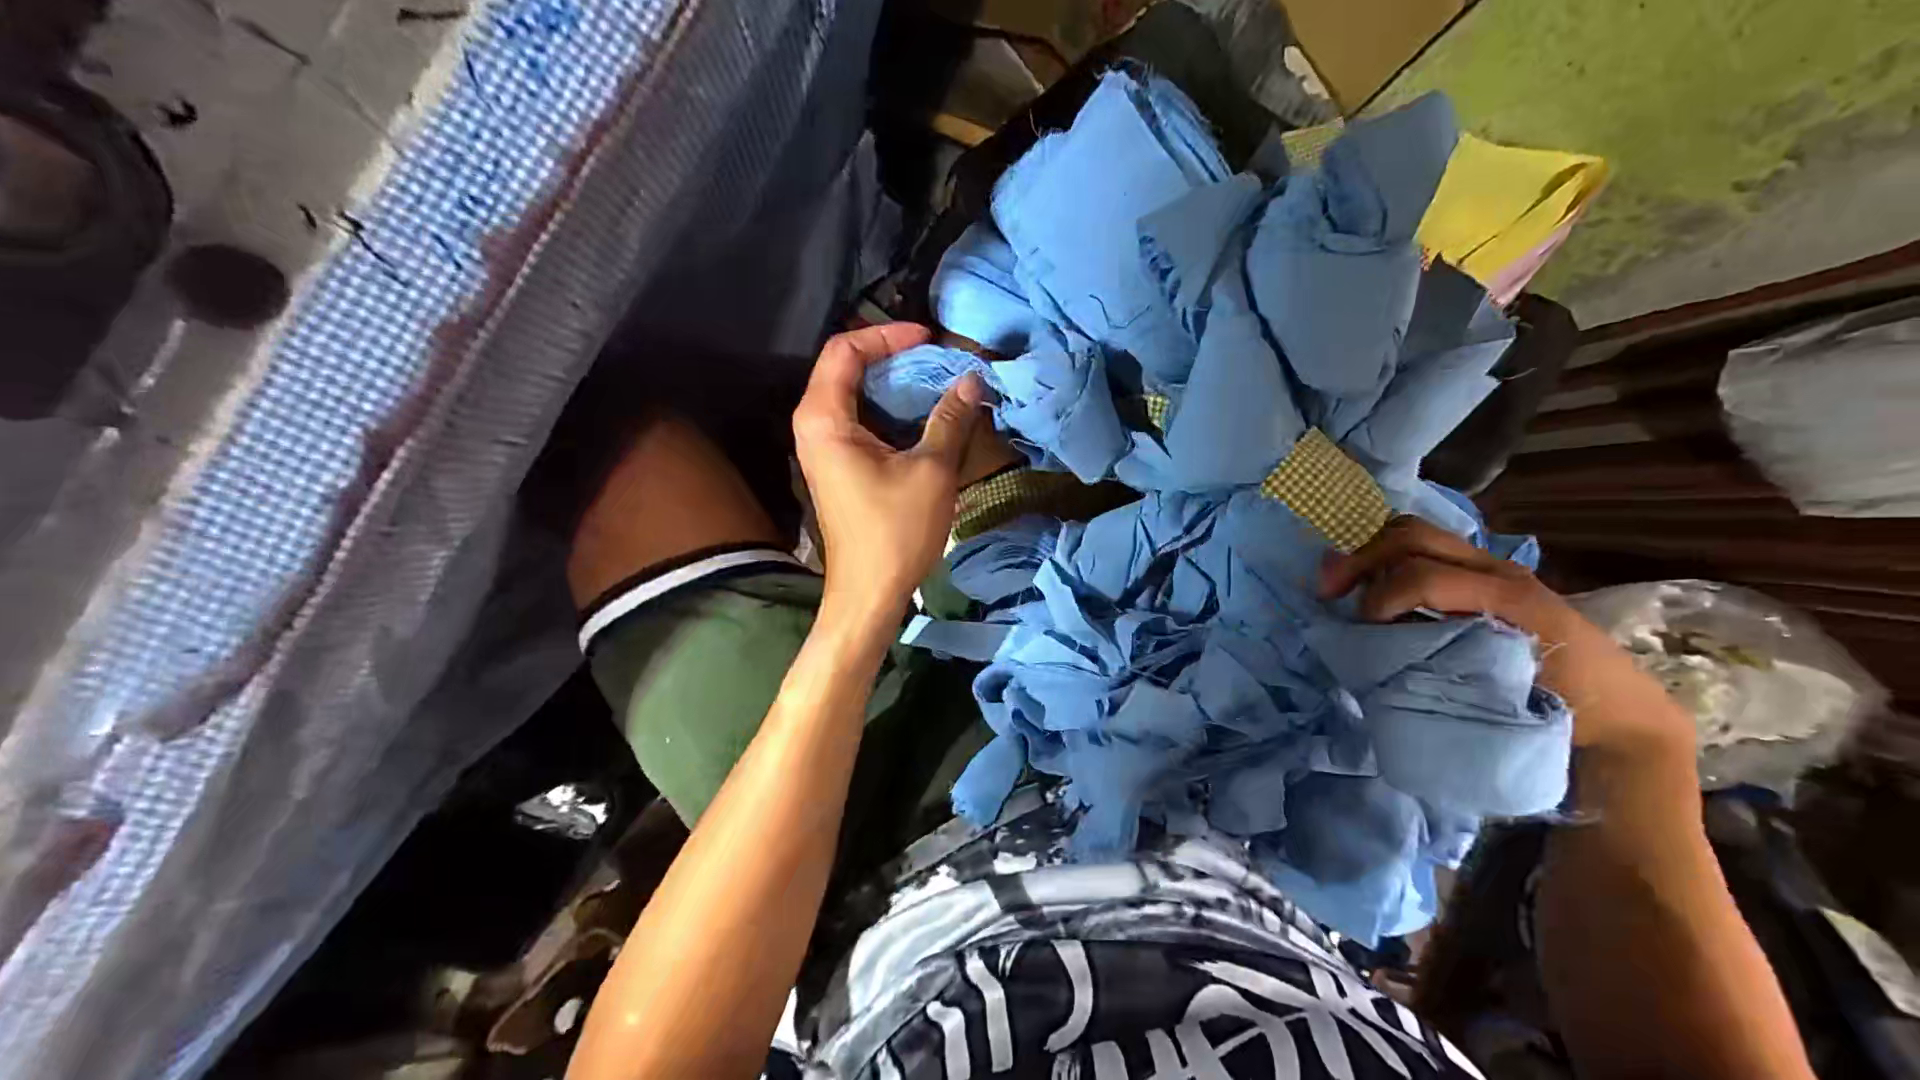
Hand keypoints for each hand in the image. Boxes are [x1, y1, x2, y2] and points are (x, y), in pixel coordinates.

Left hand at [793, 322, 988, 622]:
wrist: (869, 592)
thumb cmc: (895, 531)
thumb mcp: (931, 470)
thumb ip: (950, 418)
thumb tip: (972, 379)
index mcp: (824, 418)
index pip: (845, 350)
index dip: (887, 335)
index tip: (929, 339)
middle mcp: (813, 426)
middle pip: (846, 367)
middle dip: (893, 356)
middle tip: (937, 359)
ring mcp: (822, 447)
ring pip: (854, 394)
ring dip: (893, 384)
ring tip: (936, 382)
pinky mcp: (836, 466)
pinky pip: (859, 420)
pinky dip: (889, 410)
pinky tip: (923, 416)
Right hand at [1321, 516, 1684, 751]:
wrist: (1620, 713)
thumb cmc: (1561, 707)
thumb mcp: (1499, 688)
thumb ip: (1438, 660)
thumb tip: (1371, 644)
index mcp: (1504, 595)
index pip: (1420, 574)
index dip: (1379, 596)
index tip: (1363, 628)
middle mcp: (1496, 570)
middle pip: (1411, 536)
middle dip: (1361, 558)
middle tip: (1330, 590)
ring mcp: (1493, 569)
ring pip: (1416, 536)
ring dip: (1373, 557)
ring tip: (1346, 588)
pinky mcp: (1487, 578)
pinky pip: (1427, 554)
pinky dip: (1390, 564)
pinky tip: (1375, 592)